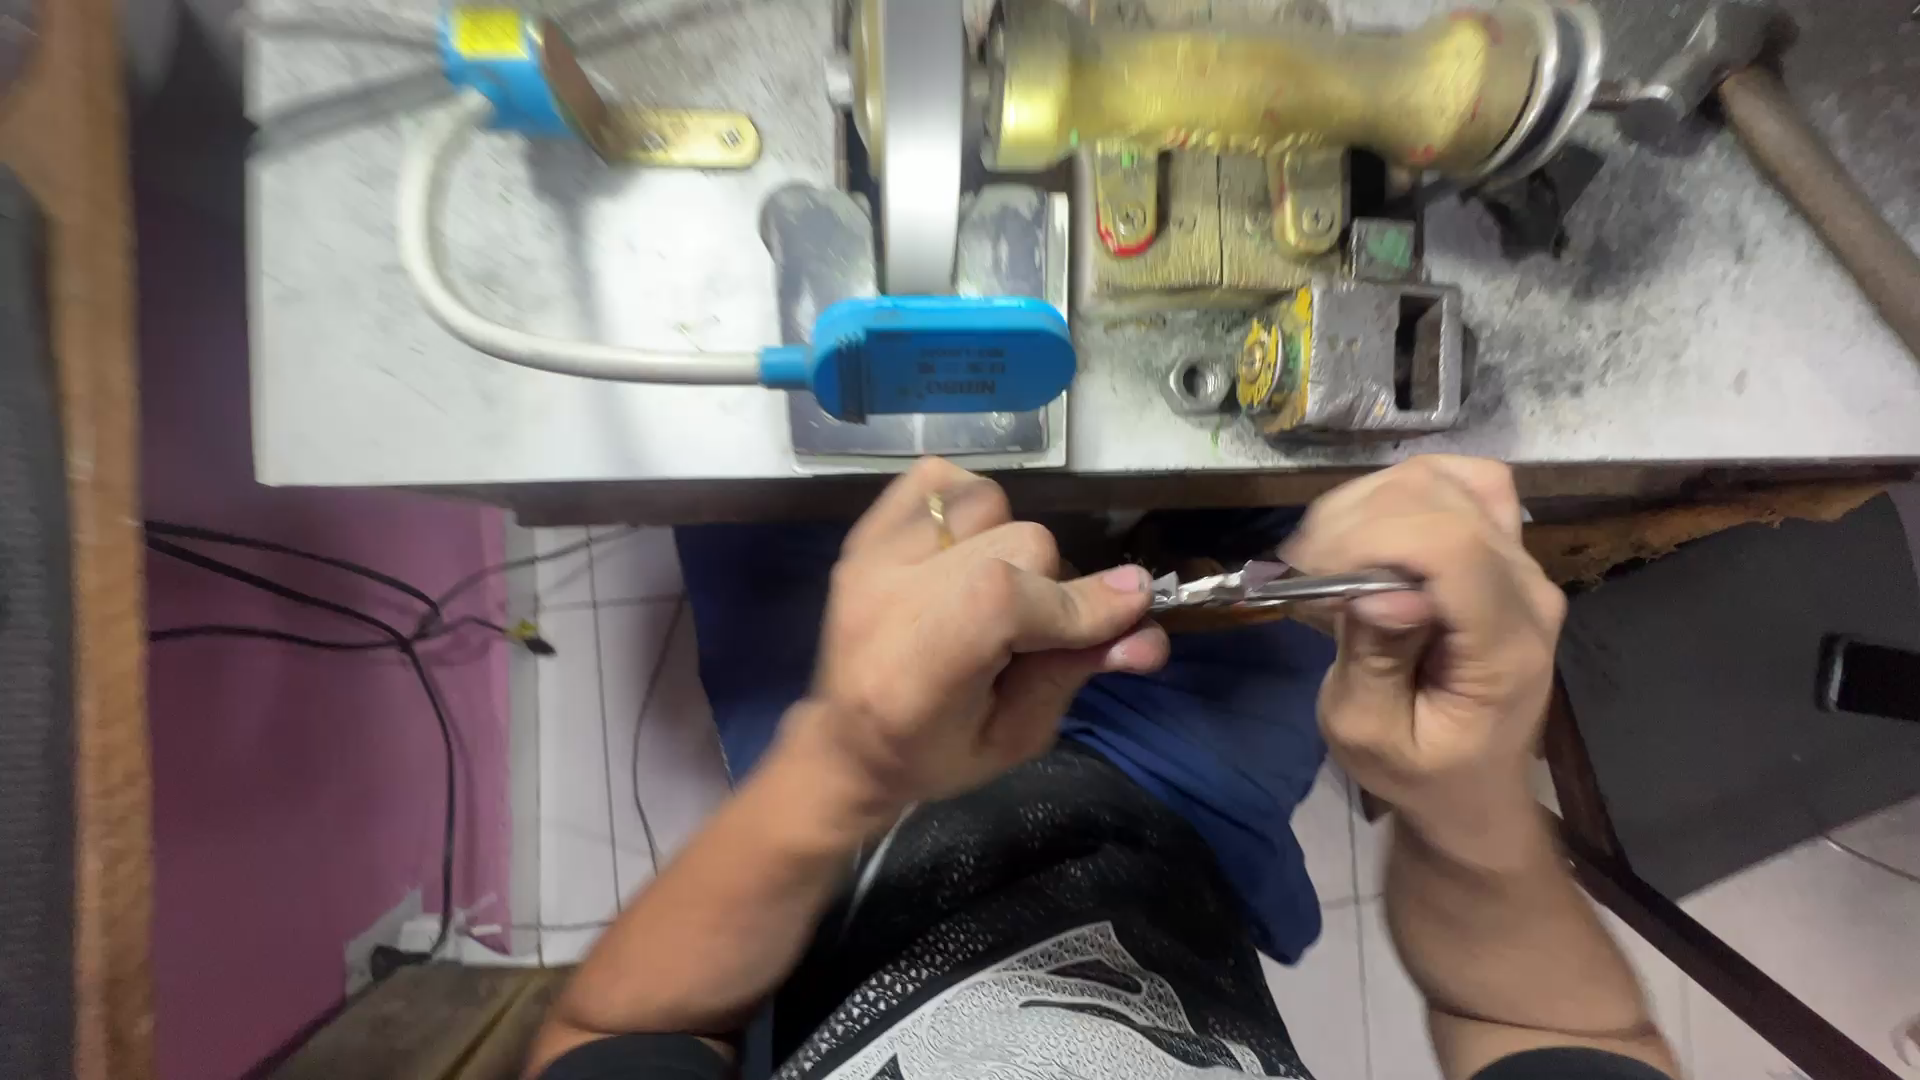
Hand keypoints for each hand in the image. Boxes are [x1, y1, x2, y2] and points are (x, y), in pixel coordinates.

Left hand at [780, 458, 1169, 828]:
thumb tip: (1148, 630)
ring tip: (993, 590)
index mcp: (914, 671)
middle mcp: (884, 596)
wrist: (844, 738)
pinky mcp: (865, 529)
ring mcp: (870, 554)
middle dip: (1051, 584)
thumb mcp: (1014, 737)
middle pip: (1017, 543)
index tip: (1132, 607)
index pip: (1005, 599)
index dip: (1079, 601)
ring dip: (1011, 545)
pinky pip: (942, 479)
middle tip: (1035, 626)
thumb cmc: (932, 754)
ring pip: (988, 503)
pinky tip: (964, 552)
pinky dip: (972, 507)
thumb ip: (1074, 674)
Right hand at [1281, 456, 1564, 849]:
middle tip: (1305, 575)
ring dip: (1366, 505)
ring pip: (1442, 479)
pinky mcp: (1499, 551)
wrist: (1470, 786)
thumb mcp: (1370, 735)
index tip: (1309, 578)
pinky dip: (1395, 492)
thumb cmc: (1416, 769)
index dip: (1366, 542)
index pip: (1449, 547)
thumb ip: (1376, 661)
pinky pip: (1455, 484)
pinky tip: (1362, 532)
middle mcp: (1526, 590)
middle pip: (1439, 501)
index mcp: (1503, 647)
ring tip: (1327, 556)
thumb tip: (1380, 592)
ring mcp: (1519, 564)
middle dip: (1353, 525)